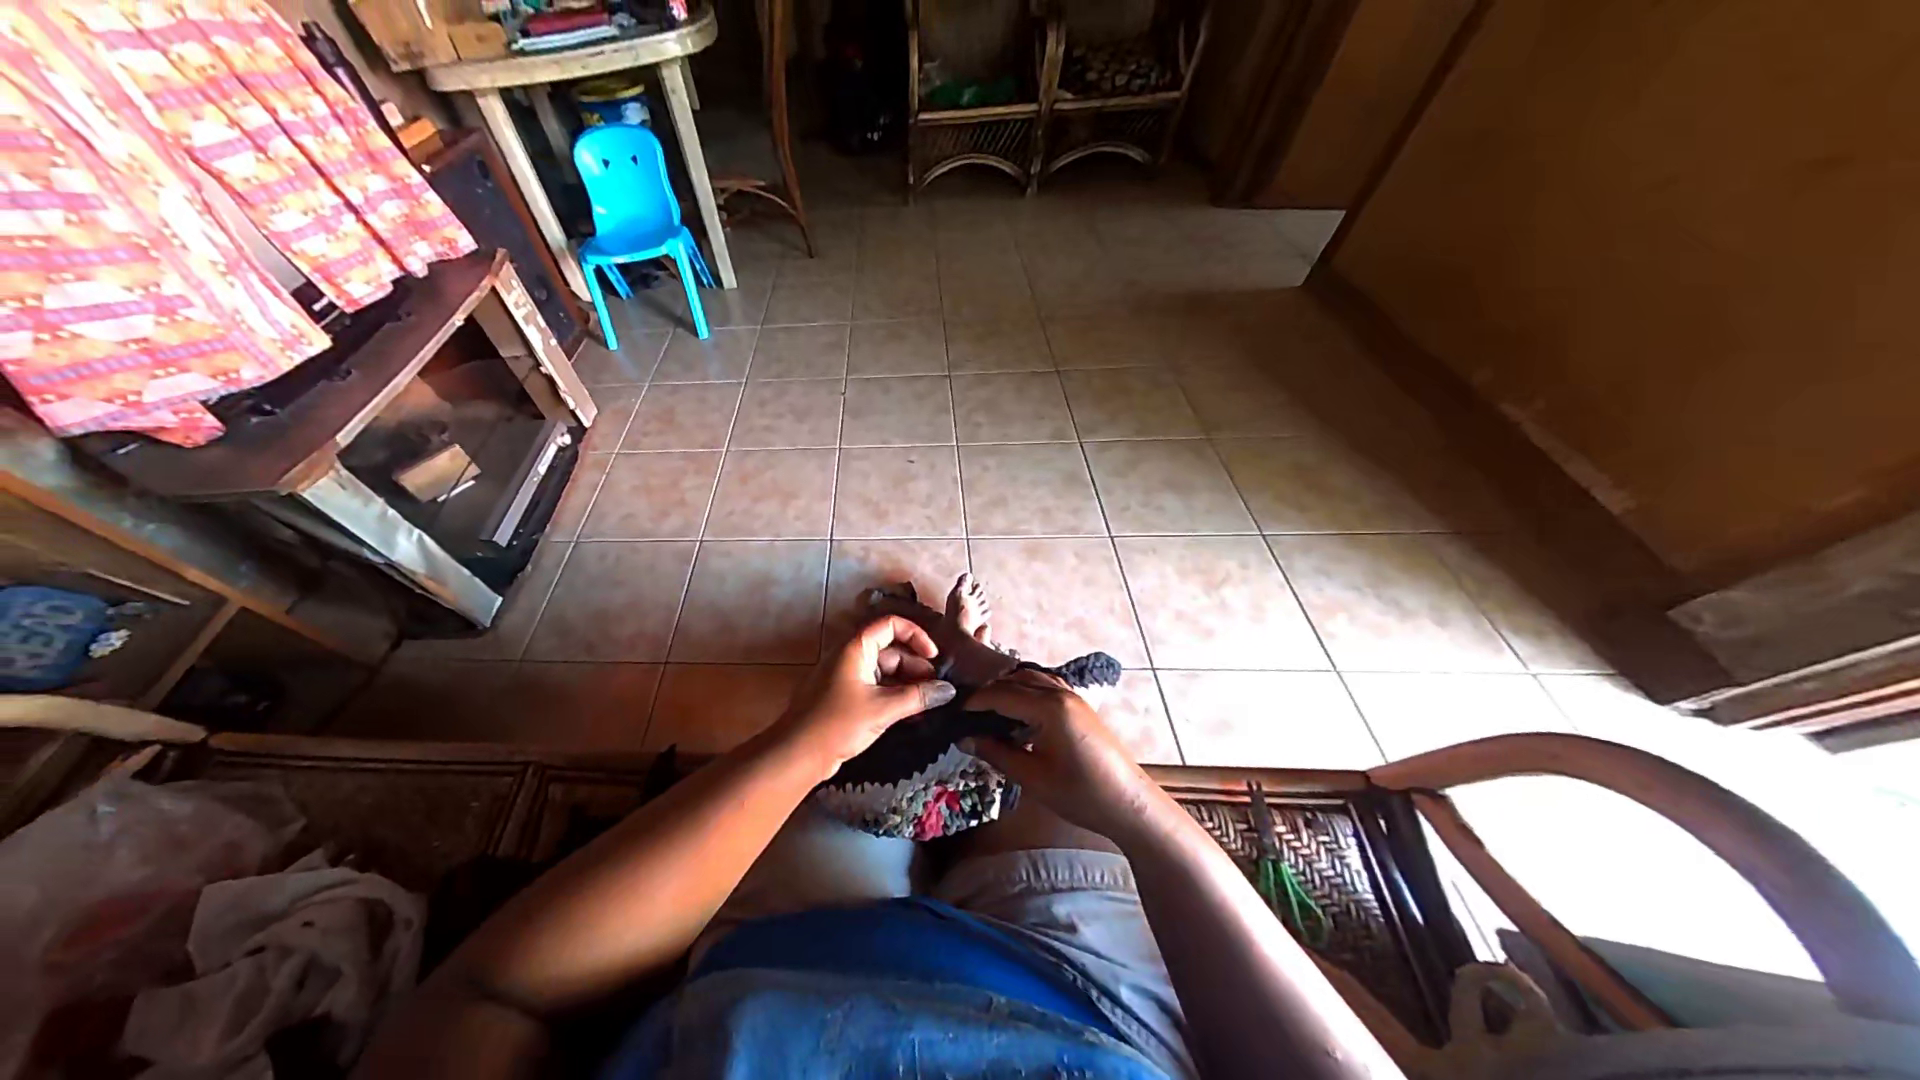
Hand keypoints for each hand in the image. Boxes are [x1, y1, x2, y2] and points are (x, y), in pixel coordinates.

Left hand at [774, 615, 955, 770]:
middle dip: (916, 666)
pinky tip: (913, 714)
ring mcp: (847, 678)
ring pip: (885, 672)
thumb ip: (918, 697)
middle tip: (936, 689)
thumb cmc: (837, 723)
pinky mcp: (846, 698)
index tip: (934, 657)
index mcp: (856, 648)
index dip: (916, 636)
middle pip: (891, 650)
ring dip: (908, 684)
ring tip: (929, 704)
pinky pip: (877, 689)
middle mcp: (851, 657)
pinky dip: (895, 697)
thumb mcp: (883, 708)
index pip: (891, 624)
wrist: (796, 754)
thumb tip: (948, 690)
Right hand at [963, 669, 1172, 843]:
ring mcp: (1073, 697)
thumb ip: (996, 753)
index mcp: (1049, 708)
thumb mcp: (1032, 777)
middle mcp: (1061, 693)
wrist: (1128, 803)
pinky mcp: (1079, 706)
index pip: (1001, 694)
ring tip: (987, 712)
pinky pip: (1045, 687)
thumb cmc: (1081, 793)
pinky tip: (1017, 713)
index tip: (953, 713)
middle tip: (965, 713)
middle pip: (1015, 681)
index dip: (974, 702)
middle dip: (988, 693)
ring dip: (1008, 689)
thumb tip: (964, 739)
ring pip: (1031, 680)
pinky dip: (1026, 692)